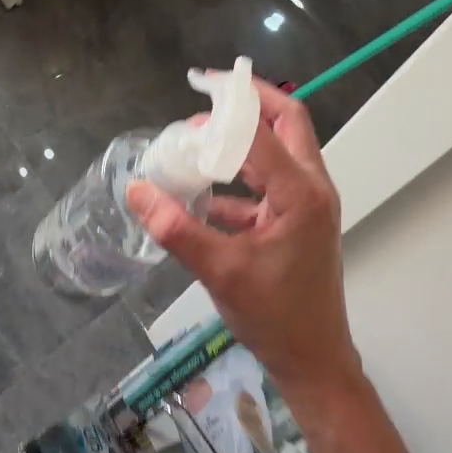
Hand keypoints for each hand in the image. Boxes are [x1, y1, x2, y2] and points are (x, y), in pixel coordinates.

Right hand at [127, 80, 359, 397]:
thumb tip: (137, 190)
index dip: (228, 108)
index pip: (262, 130)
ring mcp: (308, 202)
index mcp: (301, 192)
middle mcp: (312, 186)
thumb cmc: (275, 317)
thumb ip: (176, 228)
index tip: (196, 90)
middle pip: (287, 121)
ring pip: (280, 148)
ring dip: (242, 136)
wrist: (314, 362)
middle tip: (208, 91)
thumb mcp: (220, 272)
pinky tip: (202, 189)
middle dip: (249, 100)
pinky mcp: (298, 218)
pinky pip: (270, 179)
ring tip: (198, 136)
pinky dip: (239, 173)